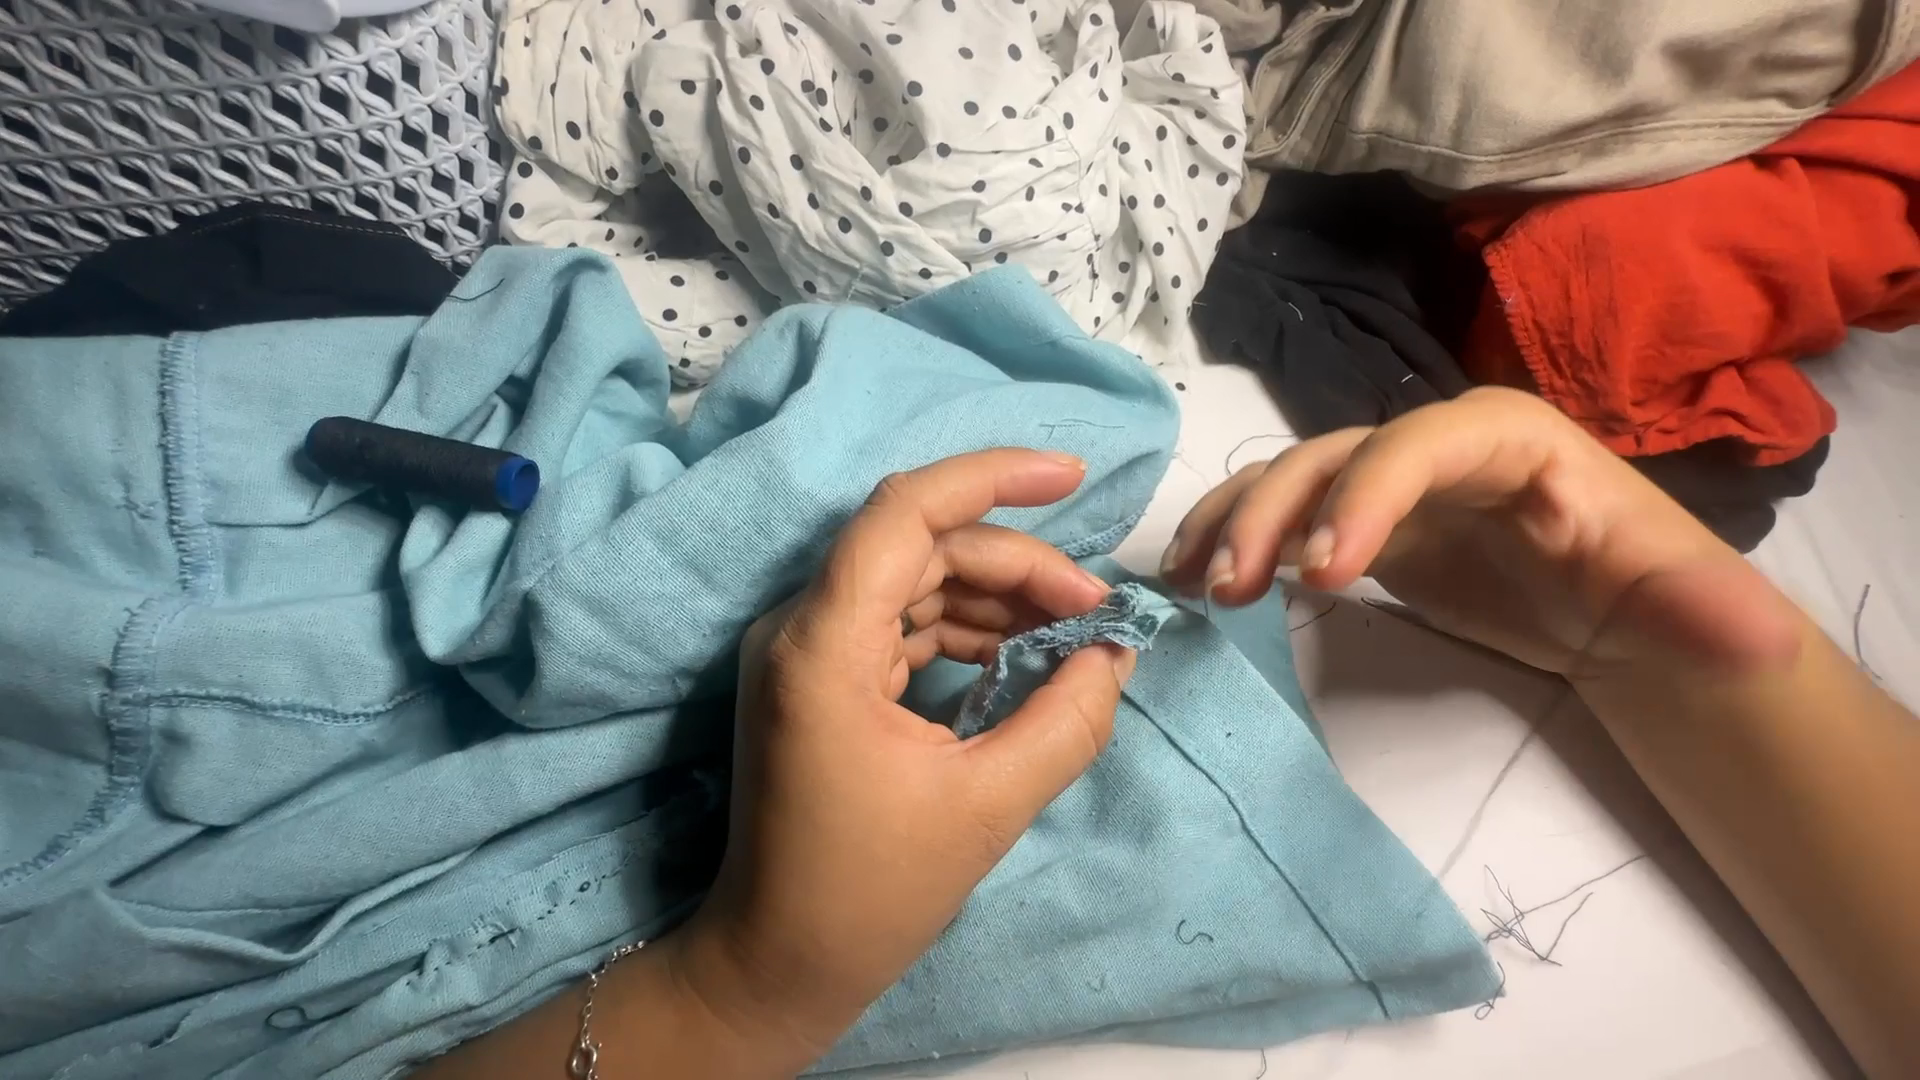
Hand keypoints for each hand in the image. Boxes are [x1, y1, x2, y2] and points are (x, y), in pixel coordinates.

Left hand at [672, 449, 1136, 1066]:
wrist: (778, 957)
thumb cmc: (872, 894)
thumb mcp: (990, 807)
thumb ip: (1068, 720)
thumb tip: (1113, 654)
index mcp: (823, 645)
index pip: (904, 512)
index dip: (991, 477)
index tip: (1072, 477)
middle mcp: (802, 624)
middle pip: (923, 546)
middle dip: (1017, 565)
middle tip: (1094, 611)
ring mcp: (807, 645)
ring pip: (917, 577)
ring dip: (996, 594)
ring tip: (1069, 631)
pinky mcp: (822, 669)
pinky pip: (903, 617)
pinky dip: (965, 624)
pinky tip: (1018, 650)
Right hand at [1161, 388, 1800, 678]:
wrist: (1597, 613)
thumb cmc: (1638, 595)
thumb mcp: (1690, 605)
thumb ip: (1708, 614)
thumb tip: (1736, 638)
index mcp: (1501, 438)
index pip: (1413, 445)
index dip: (1359, 497)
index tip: (1320, 574)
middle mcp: (1422, 445)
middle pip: (1324, 457)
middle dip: (1270, 516)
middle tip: (1230, 587)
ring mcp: (1374, 483)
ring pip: (1279, 479)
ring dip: (1227, 524)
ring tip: (1189, 580)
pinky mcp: (1345, 521)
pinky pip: (1270, 516)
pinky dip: (1225, 537)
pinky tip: (1189, 575)